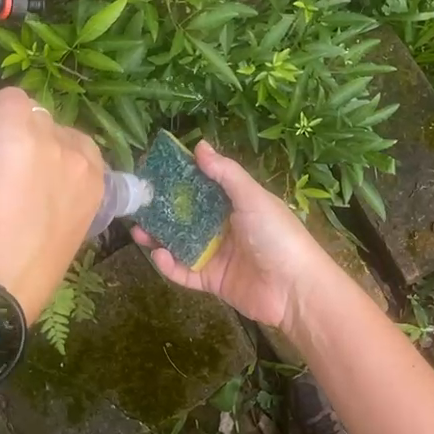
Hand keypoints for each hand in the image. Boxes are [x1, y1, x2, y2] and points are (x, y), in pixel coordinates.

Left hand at [0, 88, 105, 319]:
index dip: (45, 158)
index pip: (77, 150)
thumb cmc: (21, 272)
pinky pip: (10, 100)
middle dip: (24, 145)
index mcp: (98, 187)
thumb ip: (53, 201)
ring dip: (4, 134)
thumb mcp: (57, 234)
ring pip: (29, 117)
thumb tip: (27, 187)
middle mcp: (81, 161)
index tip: (20, 182)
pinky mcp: (18, 135)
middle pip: (51, 130)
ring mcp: (51, 145)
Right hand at [132, 141, 339, 335]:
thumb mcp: (252, 197)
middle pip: (187, 217)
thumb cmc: (277, 235)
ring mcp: (217, 256)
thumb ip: (225, 173)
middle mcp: (225, 228)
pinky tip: (158, 254)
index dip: (179, 180)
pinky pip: (185, 272)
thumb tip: (200, 144)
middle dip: (163, 212)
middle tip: (138, 205)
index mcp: (236, 204)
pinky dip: (169, 266)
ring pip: (181, 244)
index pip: (203, 188)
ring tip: (138, 230)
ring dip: (159, 238)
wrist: (295, 288)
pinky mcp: (212, 281)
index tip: (154, 173)